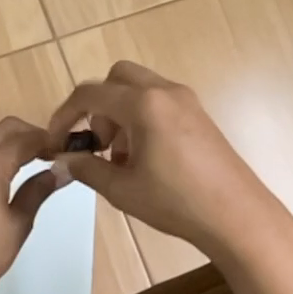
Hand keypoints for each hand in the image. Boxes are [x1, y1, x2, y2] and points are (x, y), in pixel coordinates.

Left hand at [0, 117, 59, 293]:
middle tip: (54, 152)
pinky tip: (17, 173)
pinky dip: (1, 154)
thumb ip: (38, 190)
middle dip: (31, 133)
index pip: (23, 139)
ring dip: (15, 142)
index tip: (68, 149)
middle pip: (4, 130)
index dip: (48, 140)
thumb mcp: (19, 221)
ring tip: (40, 161)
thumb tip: (62, 171)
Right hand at [48, 61, 292, 258]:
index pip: (90, 94)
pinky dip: (141, 118)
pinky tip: (144, 158)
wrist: (236, 215)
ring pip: (139, 89)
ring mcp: (186, 101)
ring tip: (121, 158)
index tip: (56, 142)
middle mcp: (165, 92)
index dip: (64, 115)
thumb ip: (87, 168)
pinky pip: (158, 102)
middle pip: (116, 78)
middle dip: (97, 106)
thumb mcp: (121, 189)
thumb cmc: (175, 202)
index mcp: (143, 105)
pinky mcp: (198, 115)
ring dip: (119, 113)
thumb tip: (63, 160)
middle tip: (97, 143)